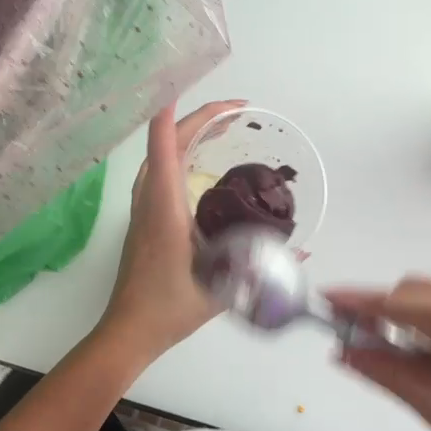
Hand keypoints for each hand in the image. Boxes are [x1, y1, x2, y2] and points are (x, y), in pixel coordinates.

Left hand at [94, 100, 244, 361]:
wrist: (127, 334)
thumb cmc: (168, 311)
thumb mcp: (222, 290)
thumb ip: (263, 269)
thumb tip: (303, 253)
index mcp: (163, 209)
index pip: (164, 145)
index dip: (183, 111)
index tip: (212, 96)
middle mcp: (147, 203)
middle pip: (163, 144)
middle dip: (198, 119)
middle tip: (236, 114)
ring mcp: (139, 214)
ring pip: (156, 161)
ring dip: (183, 138)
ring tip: (218, 132)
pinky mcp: (139, 227)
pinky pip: (154, 178)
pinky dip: (174, 160)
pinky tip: (196, 172)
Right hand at [328, 279, 430, 430]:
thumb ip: (388, 374)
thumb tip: (342, 351)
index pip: (402, 302)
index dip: (358, 302)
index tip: (322, 301)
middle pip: (416, 290)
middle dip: (381, 312)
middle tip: (354, 347)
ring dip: (404, 320)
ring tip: (396, 363)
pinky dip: (428, 324)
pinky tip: (428, 359)